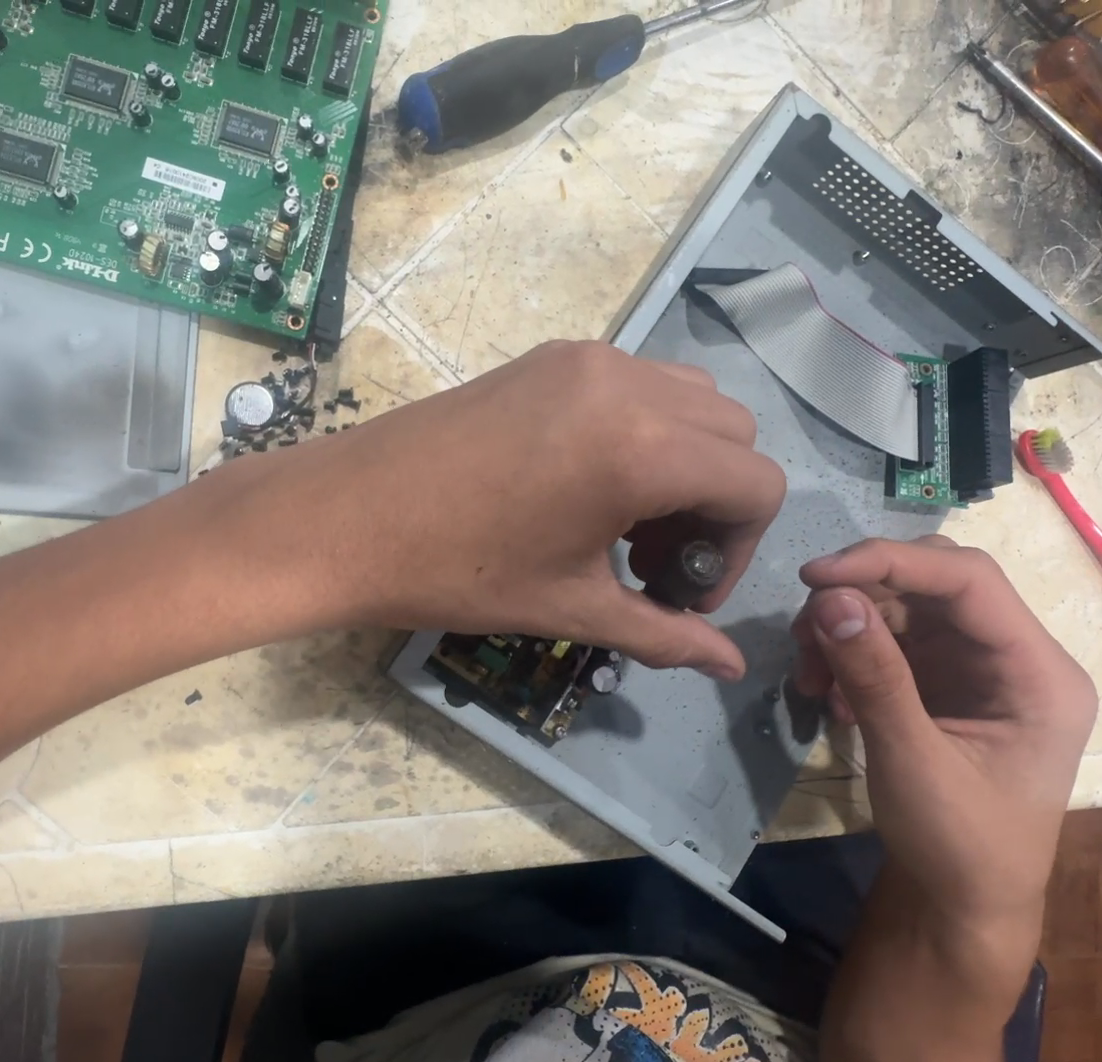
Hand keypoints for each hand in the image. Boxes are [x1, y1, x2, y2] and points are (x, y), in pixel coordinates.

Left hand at [192, 341, 787, 676]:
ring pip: (687, 399)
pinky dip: (641, 429)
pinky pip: (633, 382)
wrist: (345, 517)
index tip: (681, 590)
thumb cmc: (457, 572)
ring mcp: (585, 359)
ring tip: (622, 522)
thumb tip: (732, 665)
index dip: (738, 548)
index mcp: (643, 447)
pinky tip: (584, 483)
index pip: (756, 483)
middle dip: (714, 502)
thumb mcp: (571, 608)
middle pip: (731, 433)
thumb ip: (664, 635)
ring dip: (682, 460)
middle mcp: (627, 383)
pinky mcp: (547, 355)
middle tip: (655, 559)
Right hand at [791, 536, 1096, 931]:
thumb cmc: (958, 843)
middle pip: (933, 583)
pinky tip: (828, 694)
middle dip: (861, 595)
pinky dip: (847, 653)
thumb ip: (875, 677)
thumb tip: (828, 598)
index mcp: (1039, 673)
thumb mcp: (913, 762)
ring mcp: (976, 665)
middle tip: (804, 629)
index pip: (968, 580)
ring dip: (844, 628)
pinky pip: (887, 637)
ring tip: (809, 677)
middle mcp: (1013, 655)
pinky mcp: (941, 678)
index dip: (891, 562)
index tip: (816, 575)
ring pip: (902, 606)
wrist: (961, 901)